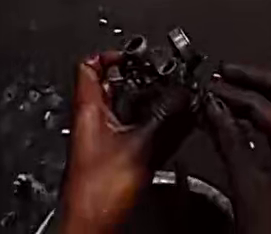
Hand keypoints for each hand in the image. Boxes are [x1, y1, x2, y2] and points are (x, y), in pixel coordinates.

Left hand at [57, 52, 191, 233]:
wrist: (89, 230)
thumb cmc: (98, 194)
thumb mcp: (137, 146)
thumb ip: (161, 118)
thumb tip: (180, 97)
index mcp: (89, 109)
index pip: (90, 65)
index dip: (111, 54)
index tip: (133, 56)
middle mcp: (93, 121)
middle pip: (112, 86)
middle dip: (137, 80)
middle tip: (158, 78)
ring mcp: (102, 141)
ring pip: (124, 110)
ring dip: (145, 105)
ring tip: (169, 101)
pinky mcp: (112, 160)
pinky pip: (132, 133)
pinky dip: (148, 127)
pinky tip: (168, 131)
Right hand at [204, 63, 270, 233]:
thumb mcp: (248, 186)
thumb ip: (230, 142)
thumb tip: (213, 108)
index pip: (260, 102)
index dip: (230, 91)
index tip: (206, 87)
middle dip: (249, 80)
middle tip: (221, 73)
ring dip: (253, 101)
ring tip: (225, 97)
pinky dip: (259, 123)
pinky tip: (240, 128)